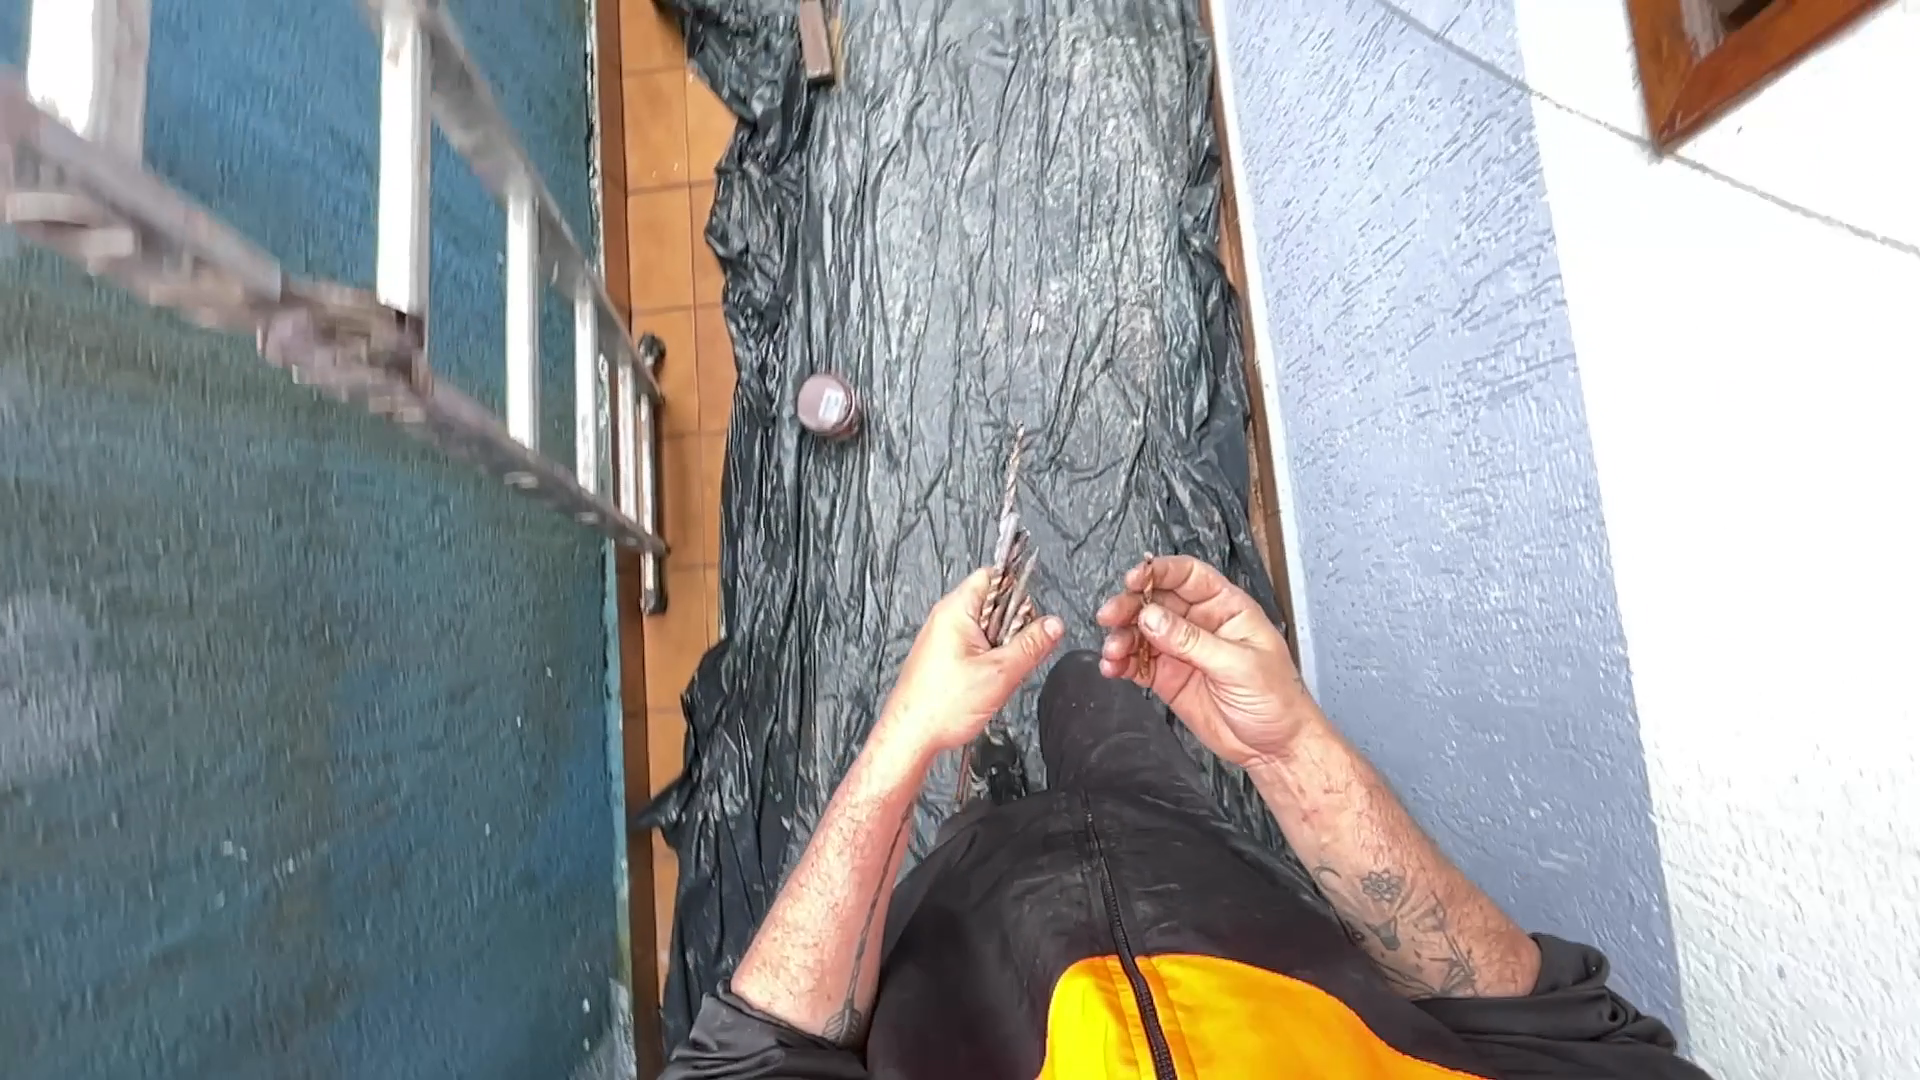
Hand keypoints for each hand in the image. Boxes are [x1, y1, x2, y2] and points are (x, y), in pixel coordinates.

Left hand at [871, 568, 1065, 771]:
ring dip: (1001, 647)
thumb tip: (1053, 625)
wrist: (911, 736)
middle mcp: (946, 618)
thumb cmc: (939, 706)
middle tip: (1013, 652)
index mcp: (956, 610)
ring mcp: (942, 637)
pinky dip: (987, 659)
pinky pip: (974, 646)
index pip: (993, 575)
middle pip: (993, 603)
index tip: (1031, 614)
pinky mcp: (942, 656)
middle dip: (1012, 626)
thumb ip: (1031, 646)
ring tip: (997, 672)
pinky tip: (986, 681)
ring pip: (986, 628)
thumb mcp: (999, 673)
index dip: (1017, 590)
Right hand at [1095, 556, 1320, 769]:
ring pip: (1140, 631)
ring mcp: (1180, 650)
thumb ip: (1191, 641)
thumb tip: (1151, 617)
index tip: (1133, 579)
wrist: (1275, 749)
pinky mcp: (1167, 676)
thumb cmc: (1277, 700)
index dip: (1159, 572)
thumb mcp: (1238, 665)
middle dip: (1129, 606)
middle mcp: (1199, 623)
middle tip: (1110, 617)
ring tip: (1112, 652)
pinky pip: (1136, 662)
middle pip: (1155, 601)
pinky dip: (1120, 663)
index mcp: (1225, 608)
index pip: (1188, 576)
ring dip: (1121, 637)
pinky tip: (1112, 668)